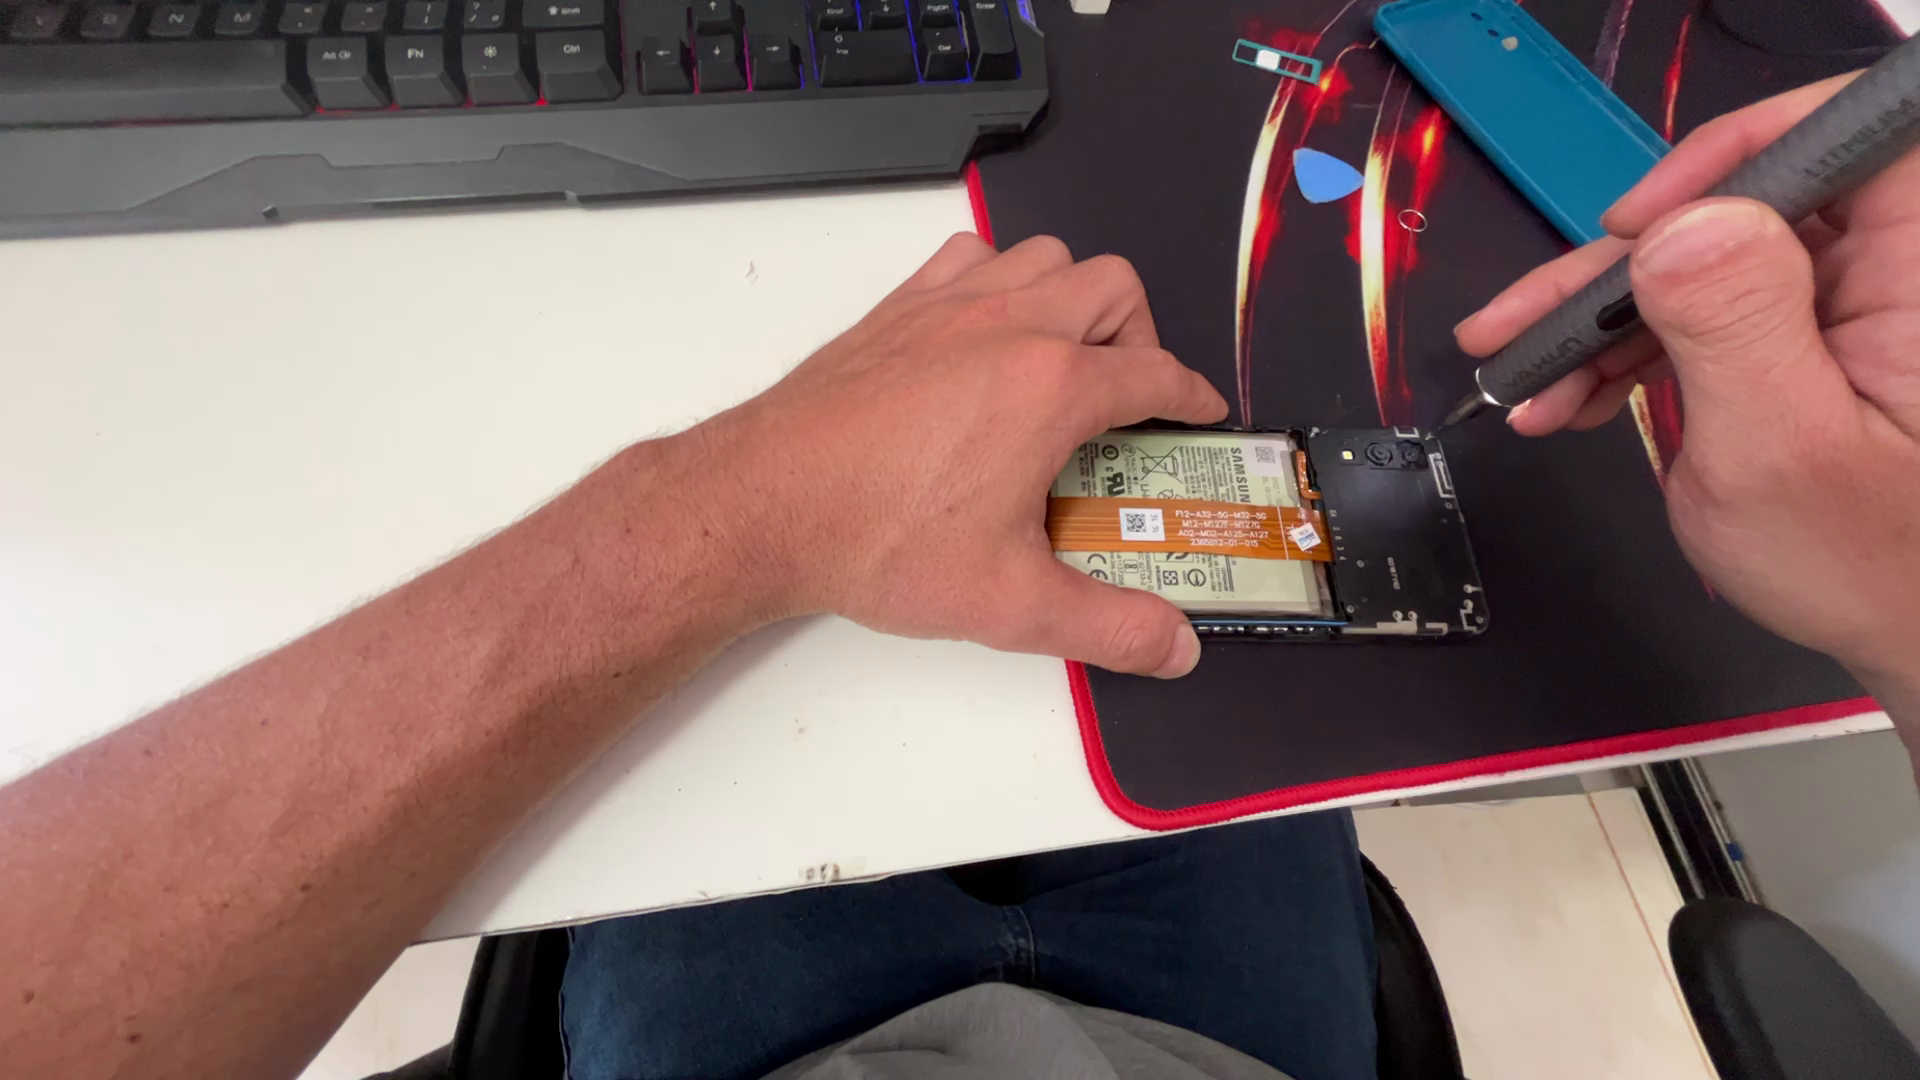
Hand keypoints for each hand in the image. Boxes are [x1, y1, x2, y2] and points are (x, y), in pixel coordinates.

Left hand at [698, 233, 1227, 677]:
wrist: (765, 504)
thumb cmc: (880, 541)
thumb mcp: (1010, 603)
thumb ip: (1109, 627)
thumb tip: (1175, 647)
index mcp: (1051, 386)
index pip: (1155, 374)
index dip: (1190, 394)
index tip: (1197, 411)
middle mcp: (1008, 325)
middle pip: (1115, 289)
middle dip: (1142, 334)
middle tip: (1129, 393)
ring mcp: (948, 306)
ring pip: (1046, 257)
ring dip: (1076, 297)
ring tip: (1067, 356)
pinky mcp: (898, 309)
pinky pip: (971, 256)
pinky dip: (1001, 278)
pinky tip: (988, 329)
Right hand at [1453, 73, 1919, 687]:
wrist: (1907, 629)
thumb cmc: (1864, 558)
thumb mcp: (1778, 448)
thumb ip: (1733, 329)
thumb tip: (1678, 228)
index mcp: (1919, 276)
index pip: (1844, 146)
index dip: (1728, 162)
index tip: (1629, 230)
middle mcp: (1877, 277)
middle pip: (1722, 225)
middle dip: (1601, 281)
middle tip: (1504, 331)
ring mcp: (1818, 317)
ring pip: (1679, 282)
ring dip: (1584, 336)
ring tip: (1520, 394)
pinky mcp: (1771, 352)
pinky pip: (1674, 330)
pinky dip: (1604, 366)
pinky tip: (1559, 407)